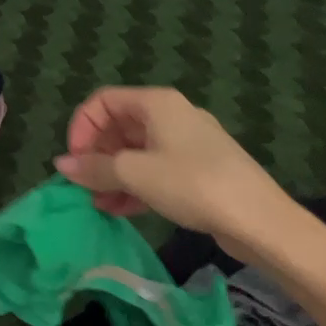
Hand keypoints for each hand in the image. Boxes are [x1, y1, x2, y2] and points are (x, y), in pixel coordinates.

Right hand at [55, 86, 292, 253]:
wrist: (264, 223)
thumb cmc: (193, 184)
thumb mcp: (135, 174)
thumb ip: (94, 167)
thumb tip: (61, 164)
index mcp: (157, 103)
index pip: (102, 102)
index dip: (81, 127)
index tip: (75, 160)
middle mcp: (172, 116)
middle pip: (118, 126)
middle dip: (96, 155)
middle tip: (83, 183)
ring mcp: (188, 144)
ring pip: (136, 152)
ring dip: (112, 175)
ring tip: (97, 202)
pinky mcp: (200, 172)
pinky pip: (155, 170)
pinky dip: (135, 186)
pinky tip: (120, 210)